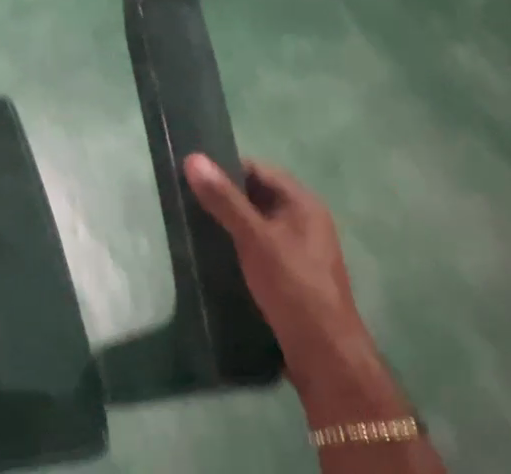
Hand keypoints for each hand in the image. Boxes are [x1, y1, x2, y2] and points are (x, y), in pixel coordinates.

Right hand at [182, 155, 373, 397]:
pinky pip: (258, 247)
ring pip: (256, 224)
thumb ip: (224, 199)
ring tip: (194, 227)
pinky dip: (236, 246)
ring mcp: (300, 250)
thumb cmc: (292, 285)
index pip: (259, 170)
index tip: (192, 177)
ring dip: (228, 223)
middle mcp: (305, 222)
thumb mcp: (254, 238)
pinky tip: (214, 256)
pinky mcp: (291, 275)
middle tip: (186, 202)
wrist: (324, 352)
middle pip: (257, 196)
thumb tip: (192, 157)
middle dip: (224, 197)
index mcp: (304, 204)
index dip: (226, 169)